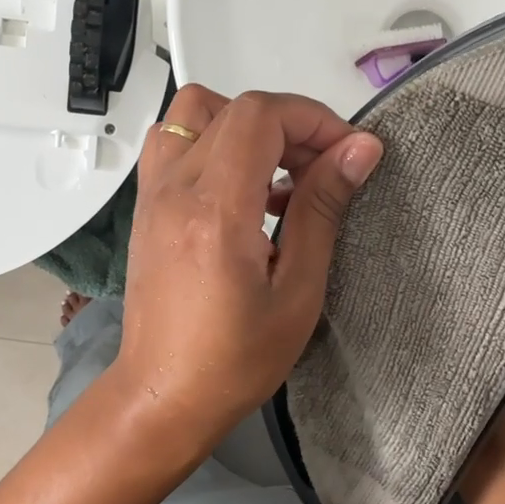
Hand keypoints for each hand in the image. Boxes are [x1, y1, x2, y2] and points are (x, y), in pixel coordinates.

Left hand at [113, 85, 382, 449]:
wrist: (162, 395)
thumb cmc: (234, 361)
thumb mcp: (296, 293)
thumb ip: (321, 210)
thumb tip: (358, 150)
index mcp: (215, 211)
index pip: (261, 116)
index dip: (313, 119)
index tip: (348, 153)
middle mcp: (175, 189)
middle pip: (234, 108)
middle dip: (290, 124)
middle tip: (323, 169)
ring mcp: (153, 194)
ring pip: (196, 113)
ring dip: (247, 127)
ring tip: (280, 177)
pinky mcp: (146, 207)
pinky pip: (176, 143)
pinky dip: (215, 144)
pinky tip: (245, 193)